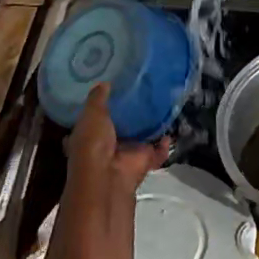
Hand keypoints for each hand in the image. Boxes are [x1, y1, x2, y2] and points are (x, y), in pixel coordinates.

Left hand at [64, 83, 169, 197]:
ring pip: (140, 138)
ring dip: (149, 128)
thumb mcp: (91, 114)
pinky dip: (164, 143)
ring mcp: (126, 154)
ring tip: (160, 106)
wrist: (108, 176)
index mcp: (88, 135)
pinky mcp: (143, 161)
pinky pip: (157, 151)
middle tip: (142, 96)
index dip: (99, 110)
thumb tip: (104, 82)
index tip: (110, 94)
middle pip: (119, 129)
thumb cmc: (93, 143)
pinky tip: (169, 129)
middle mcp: (106, 145)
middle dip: (129, 117)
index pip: (92, 121)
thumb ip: (98, 98)